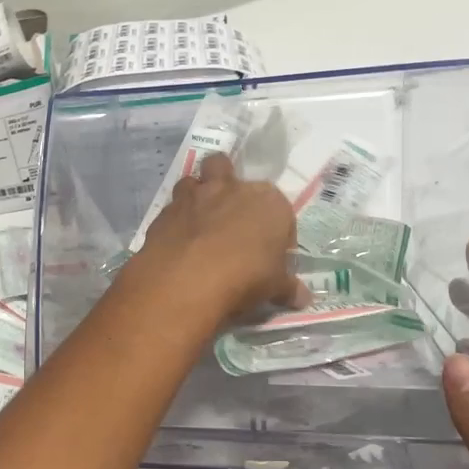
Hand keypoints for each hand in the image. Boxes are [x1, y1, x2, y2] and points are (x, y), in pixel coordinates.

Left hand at [127, 154, 307, 322]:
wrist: (187, 279)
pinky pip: (171, 208)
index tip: (270, 254)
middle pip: (229, 171)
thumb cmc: (245, 277)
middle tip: (230, 220)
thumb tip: (303, 297)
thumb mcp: (274, 288)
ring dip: (196, 195)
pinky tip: (176, 242)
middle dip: (229, 188)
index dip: (275, 232)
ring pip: (195, 180)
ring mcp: (195, 196)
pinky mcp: (165, 211)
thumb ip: (288, 288)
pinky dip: (175, 220)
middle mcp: (231, 189)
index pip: (279, 210)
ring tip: (199, 223)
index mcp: (268, 202)